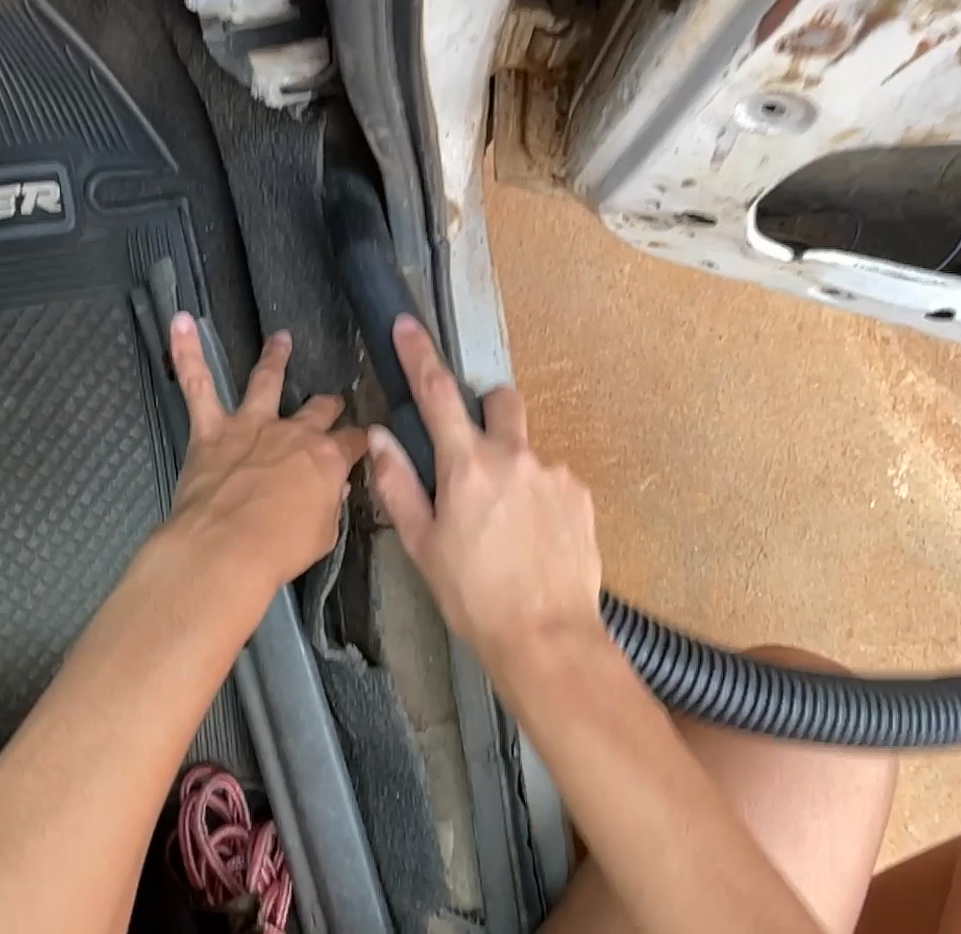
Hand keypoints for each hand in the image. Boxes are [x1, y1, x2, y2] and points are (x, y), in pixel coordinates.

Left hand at [156, 314, 367, 595]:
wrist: (226, 550)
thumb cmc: (281, 549)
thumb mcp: (325, 534)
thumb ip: (331, 505)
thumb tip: (335, 487)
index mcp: (327, 458)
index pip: (354, 442)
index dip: (360, 443)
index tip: (364, 445)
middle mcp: (294, 432)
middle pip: (319, 409)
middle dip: (329, 404)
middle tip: (332, 401)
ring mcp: (251, 426)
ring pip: (265, 381)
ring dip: (275, 357)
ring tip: (281, 339)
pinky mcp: (211, 430)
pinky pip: (197, 384)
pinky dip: (187, 352)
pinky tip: (180, 322)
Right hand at [366, 315, 603, 662]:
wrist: (546, 636)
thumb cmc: (473, 596)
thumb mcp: (422, 544)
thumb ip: (398, 483)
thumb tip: (381, 437)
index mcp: (466, 466)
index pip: (436, 392)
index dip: (418, 354)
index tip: (407, 325)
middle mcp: (514, 455)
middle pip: (499, 398)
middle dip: (484, 408)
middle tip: (473, 452)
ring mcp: (553, 471)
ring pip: (526, 444)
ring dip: (512, 463)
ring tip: (506, 520)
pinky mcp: (579, 492)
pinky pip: (552, 475)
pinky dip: (537, 491)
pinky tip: (532, 534)